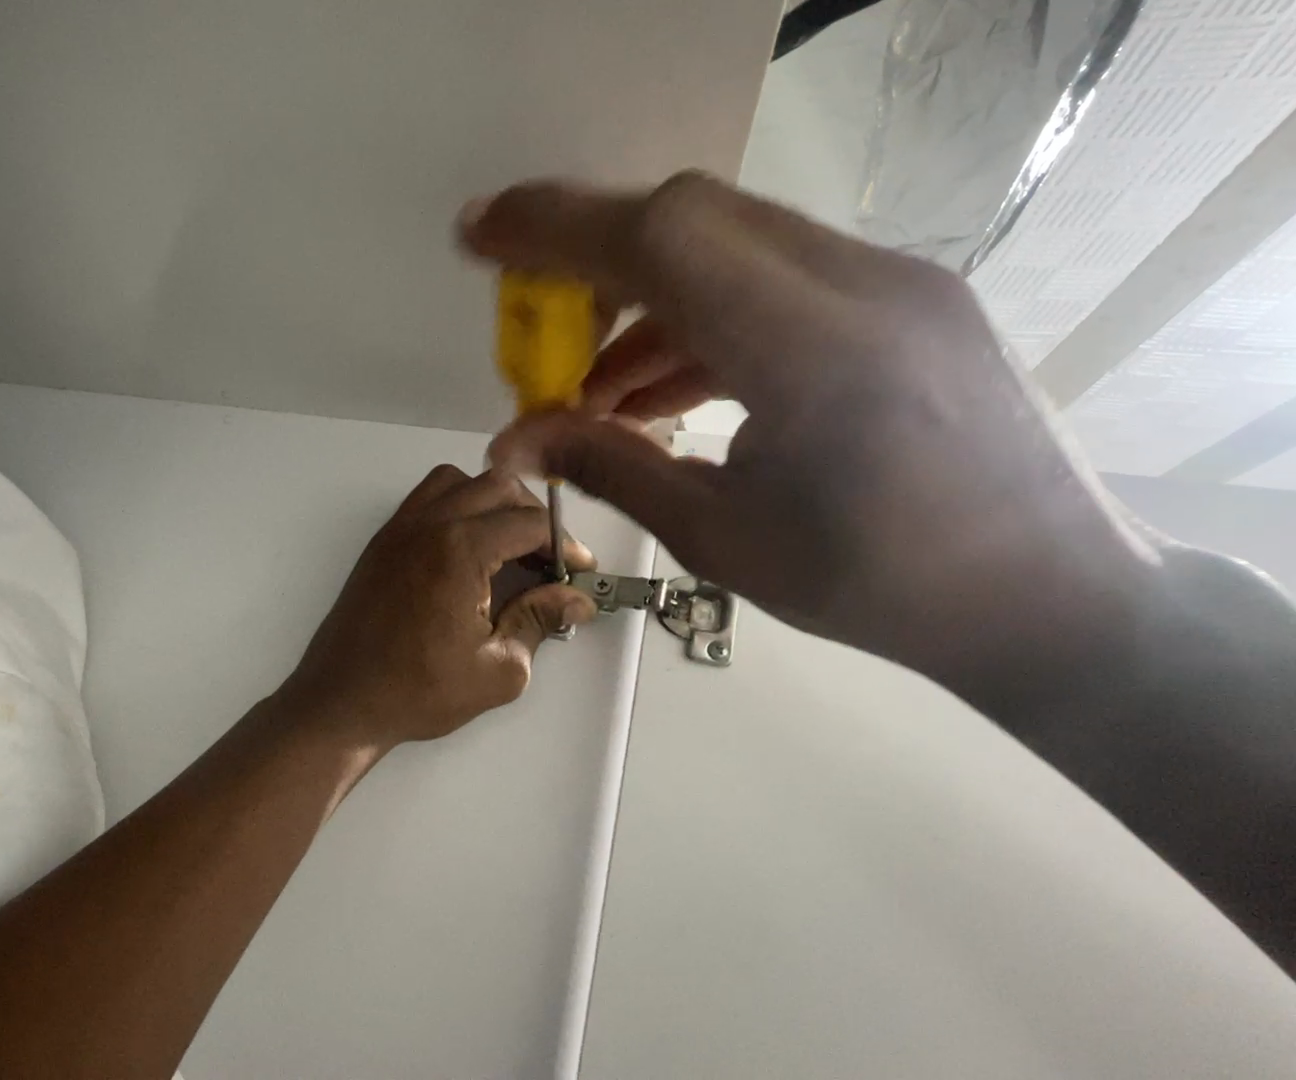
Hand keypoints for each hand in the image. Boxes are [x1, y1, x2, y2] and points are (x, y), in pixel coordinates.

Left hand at [279, 465, 597, 748]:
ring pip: (458, 481)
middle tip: (549, 559)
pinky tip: (468, 550)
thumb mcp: (498, 669)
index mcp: (458, 550)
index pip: (529, 523)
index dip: (565, 544)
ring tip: (508, 546)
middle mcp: (427, 524)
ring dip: (491, 500)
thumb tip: (575, 599)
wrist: (342, 700)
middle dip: (533, 515)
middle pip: (497, 486)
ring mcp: (399, 528)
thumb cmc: (417, 691)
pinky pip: (426, 498)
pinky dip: (456, 505)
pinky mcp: (382, 541)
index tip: (579, 571)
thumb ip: (539, 620)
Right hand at [462, 173, 1161, 684]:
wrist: (1052, 597)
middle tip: (532, 321)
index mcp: (814, 351)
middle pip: (691, 217)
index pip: (664, 240)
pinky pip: (772, 276)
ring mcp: (891, 281)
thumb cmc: (879, 587)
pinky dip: (698, 316)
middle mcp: (861, 285)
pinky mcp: (900, 296)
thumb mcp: (720, 537)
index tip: (480, 235)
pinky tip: (660, 385)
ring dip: (642, 298)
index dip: (558, 227)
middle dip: (588, 255)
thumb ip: (608, 466)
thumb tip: (511, 441)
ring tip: (592, 386)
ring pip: (729, 242)